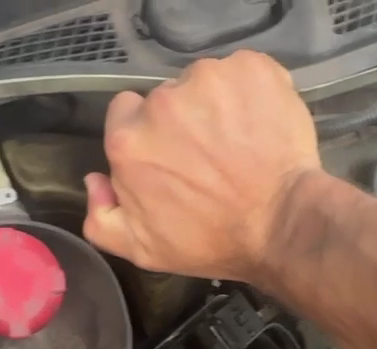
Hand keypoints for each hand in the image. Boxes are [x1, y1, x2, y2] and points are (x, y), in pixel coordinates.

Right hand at [85, 51, 322, 281]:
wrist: (281, 226)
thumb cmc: (214, 242)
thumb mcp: (145, 251)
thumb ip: (102, 220)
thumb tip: (95, 181)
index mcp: (129, 143)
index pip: (124, 118)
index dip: (149, 140)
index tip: (172, 162)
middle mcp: (162, 102)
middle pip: (165, 101)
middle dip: (182, 126)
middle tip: (210, 163)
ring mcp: (209, 81)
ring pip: (204, 86)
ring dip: (216, 110)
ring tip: (238, 148)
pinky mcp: (250, 70)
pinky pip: (243, 74)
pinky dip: (251, 96)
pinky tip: (260, 130)